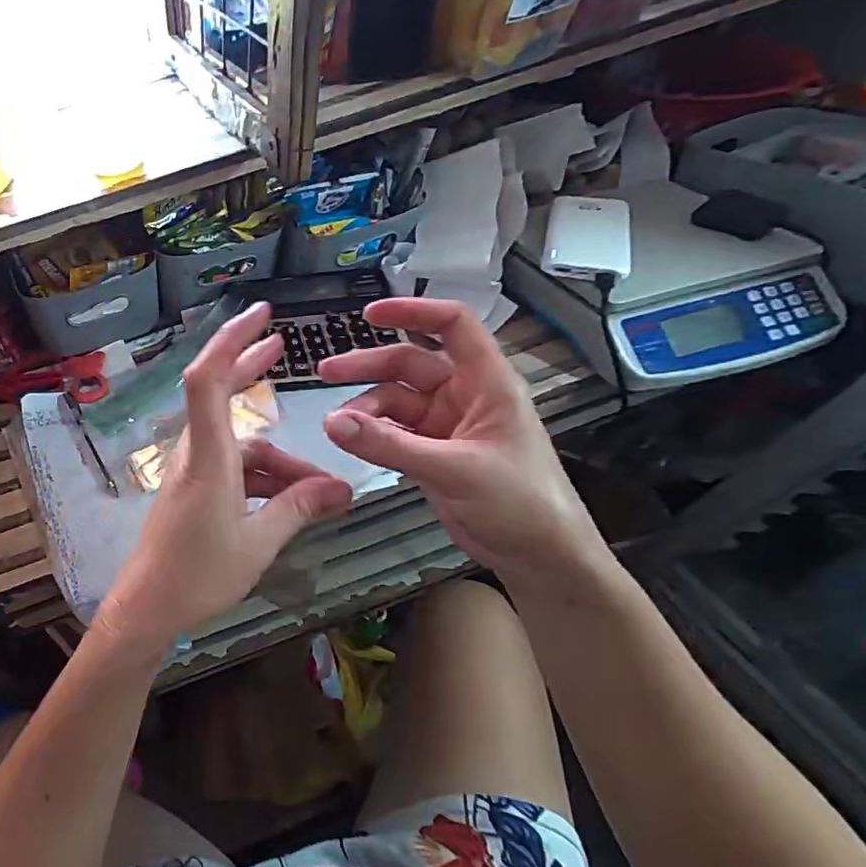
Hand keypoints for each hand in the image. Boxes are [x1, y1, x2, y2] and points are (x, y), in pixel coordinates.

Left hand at [93, 303, 353, 658]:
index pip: (209, 380)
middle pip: (223, 397)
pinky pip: (235, 471)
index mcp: (209, 457)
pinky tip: (295, 502)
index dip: (231, 341)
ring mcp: (193, 473)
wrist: (147, 610)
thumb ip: (299, 509)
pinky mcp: (194, 492)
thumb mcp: (259, 543)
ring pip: (243, 448)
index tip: (261, 317)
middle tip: (282, 344)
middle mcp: (197, 454)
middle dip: (252, 368)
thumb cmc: (199, 575)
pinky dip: (265, 479)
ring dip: (282, 463)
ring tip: (324, 493)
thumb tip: (342, 490)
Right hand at [317, 298, 609, 578]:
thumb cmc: (521, 502)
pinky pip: (395, 433)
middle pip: (410, 365)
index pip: (452, 326)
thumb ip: (390, 445)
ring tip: (337, 425)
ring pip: (396, 402)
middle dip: (368, 366)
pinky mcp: (434, 454)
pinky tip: (352, 441)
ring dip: (365, 409)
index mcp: (487, 382)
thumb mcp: (453, 469)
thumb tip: (334, 422)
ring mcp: (447, 426)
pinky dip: (372, 435)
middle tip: (326, 374)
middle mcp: (465, 396)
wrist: (540, 555)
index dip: (413, 311)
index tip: (370, 314)